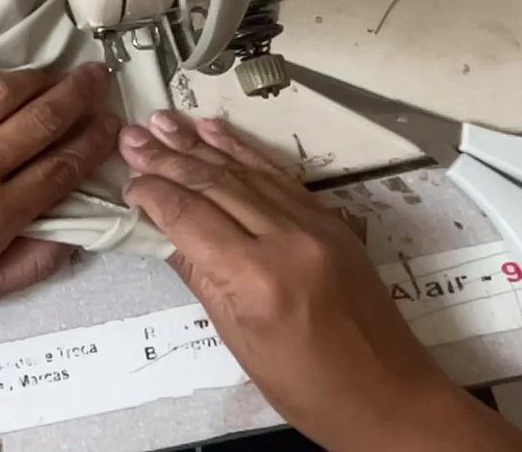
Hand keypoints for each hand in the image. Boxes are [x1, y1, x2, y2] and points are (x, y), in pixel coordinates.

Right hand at [120, 112, 521, 451]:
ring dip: (195, 143)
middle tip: (130, 137)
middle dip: (165, 158)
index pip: (188, 216)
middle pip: (211, 184)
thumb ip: (199, 274)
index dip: (152, 194)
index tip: (127, 183)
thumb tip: (161, 228)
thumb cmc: (310, 388)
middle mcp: (285, 239)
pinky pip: (275, 173)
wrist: (394, 400)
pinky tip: (212, 129)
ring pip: (241, 170)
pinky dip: (240, 148)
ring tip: (160, 122)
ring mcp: (312, 223)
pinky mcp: (328, 217)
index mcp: (256, 279)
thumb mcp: (239, 340)